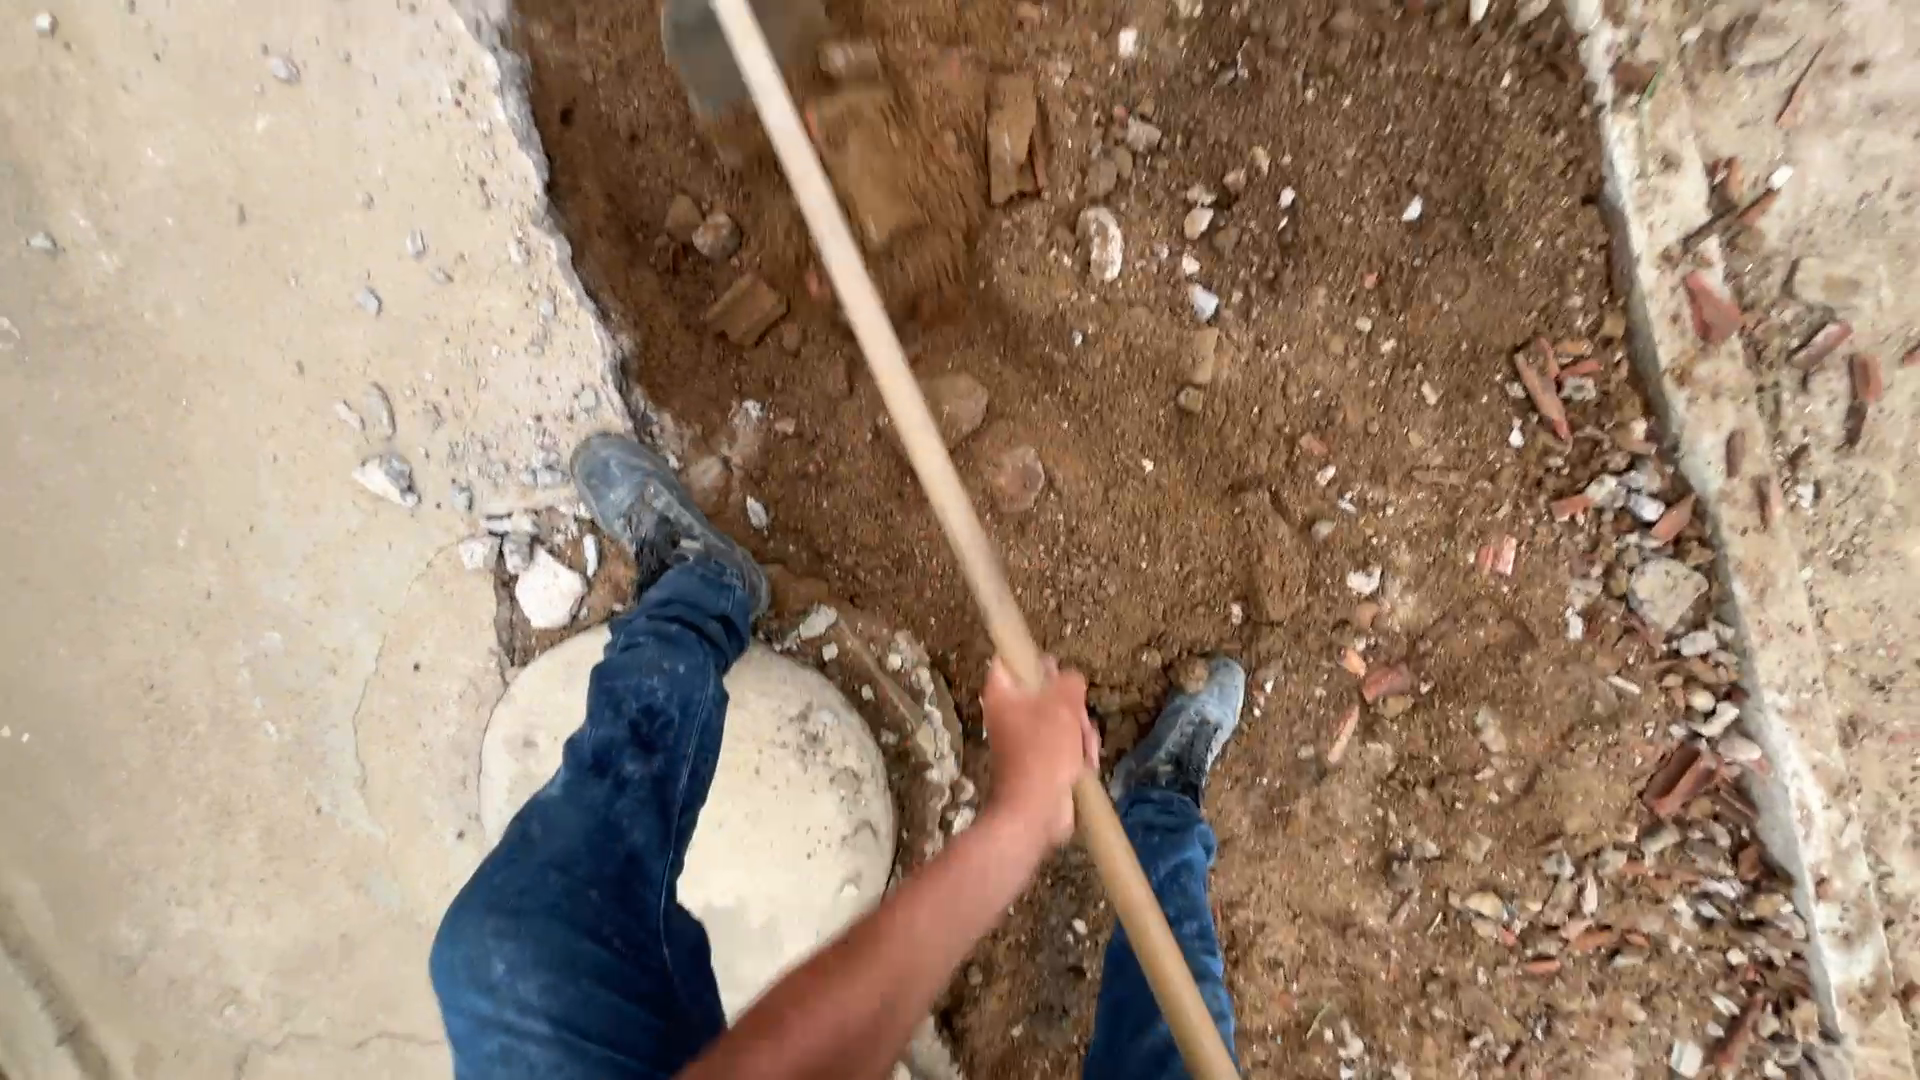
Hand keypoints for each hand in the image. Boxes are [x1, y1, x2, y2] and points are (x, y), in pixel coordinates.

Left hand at [980, 658, 1099, 849]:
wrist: (1036, 810)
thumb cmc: (1042, 750)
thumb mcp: (1062, 705)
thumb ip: (1069, 682)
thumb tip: (1069, 678)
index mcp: (1002, 693)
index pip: (1008, 659)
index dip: (1030, 656)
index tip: (1054, 663)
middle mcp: (1009, 713)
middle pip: (1044, 690)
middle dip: (1070, 704)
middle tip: (1078, 716)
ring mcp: (1025, 738)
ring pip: (1059, 718)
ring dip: (1079, 731)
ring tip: (1084, 747)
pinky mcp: (1041, 759)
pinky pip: (1063, 743)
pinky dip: (1077, 751)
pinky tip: (1086, 763)